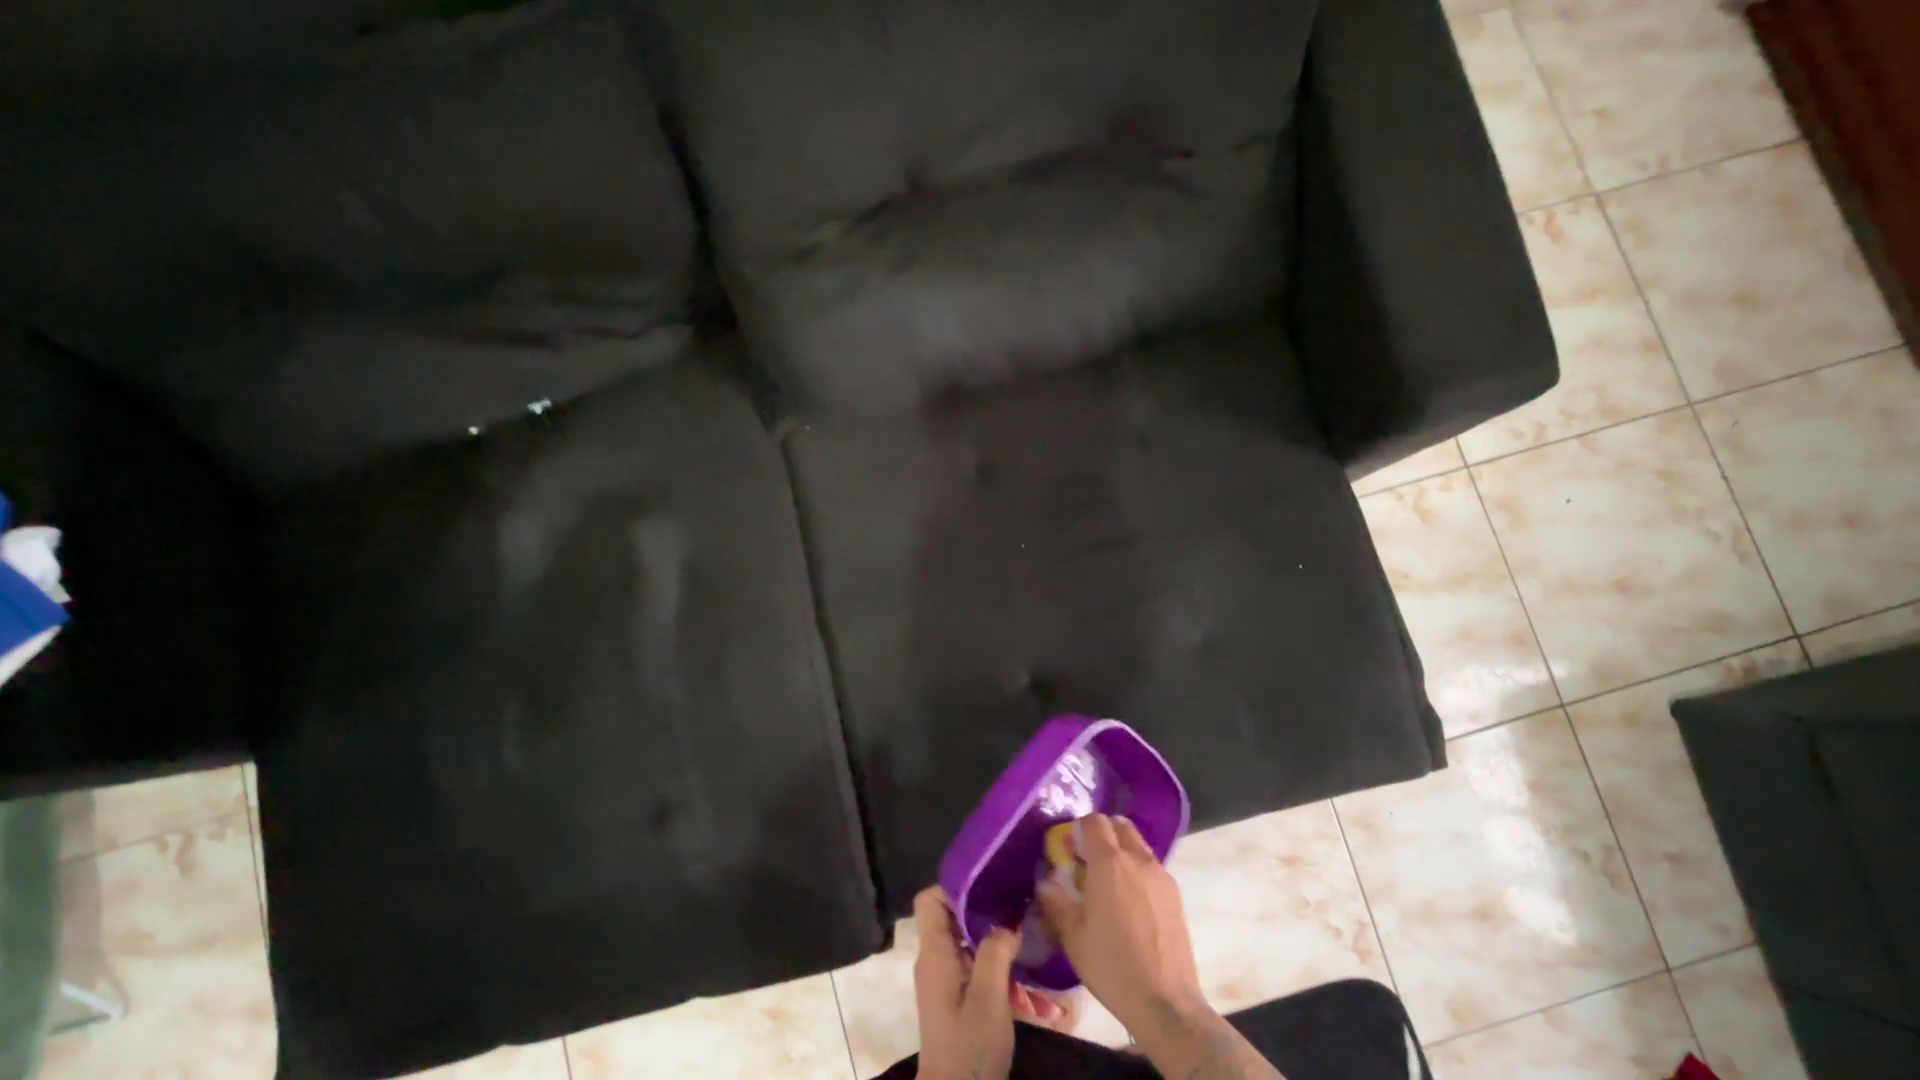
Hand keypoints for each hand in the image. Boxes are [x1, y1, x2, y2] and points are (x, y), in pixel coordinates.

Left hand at [913, 887, 1018, 1079]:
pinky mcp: (956, 998)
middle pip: (952, 917)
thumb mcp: (989, 999)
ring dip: (995, 941)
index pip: (930, 899)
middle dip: (985, 911)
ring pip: (967, 942)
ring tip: (1028, 937)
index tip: (991, 887)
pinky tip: (1025, 975)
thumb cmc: (969, 1047)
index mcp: (934, 954)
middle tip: (1019, 907)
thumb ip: (995, 953)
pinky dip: (996, 965)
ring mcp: (944, 980)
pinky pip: (973, 966)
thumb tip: (1007, 922)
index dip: (956, 887)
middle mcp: (934, 961)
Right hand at [1037, 814, 1205, 1033]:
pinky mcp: (1176, 896)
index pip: (1095, 821)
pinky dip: (1137, 872)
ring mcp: (1162, 877)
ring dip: (1121, 853)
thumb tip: (1046, 883)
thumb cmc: (1111, 965)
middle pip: (1120, 826)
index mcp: (1111, 864)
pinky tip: (1129, 905)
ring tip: (1107, 886)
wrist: (1164, 1001)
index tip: (1068, 850)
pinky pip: (1152, 869)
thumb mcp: (1073, 935)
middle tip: (1087, 861)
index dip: (1078, 828)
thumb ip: (1056, 901)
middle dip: (1102, 834)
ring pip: (1139, 847)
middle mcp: (1140, 861)